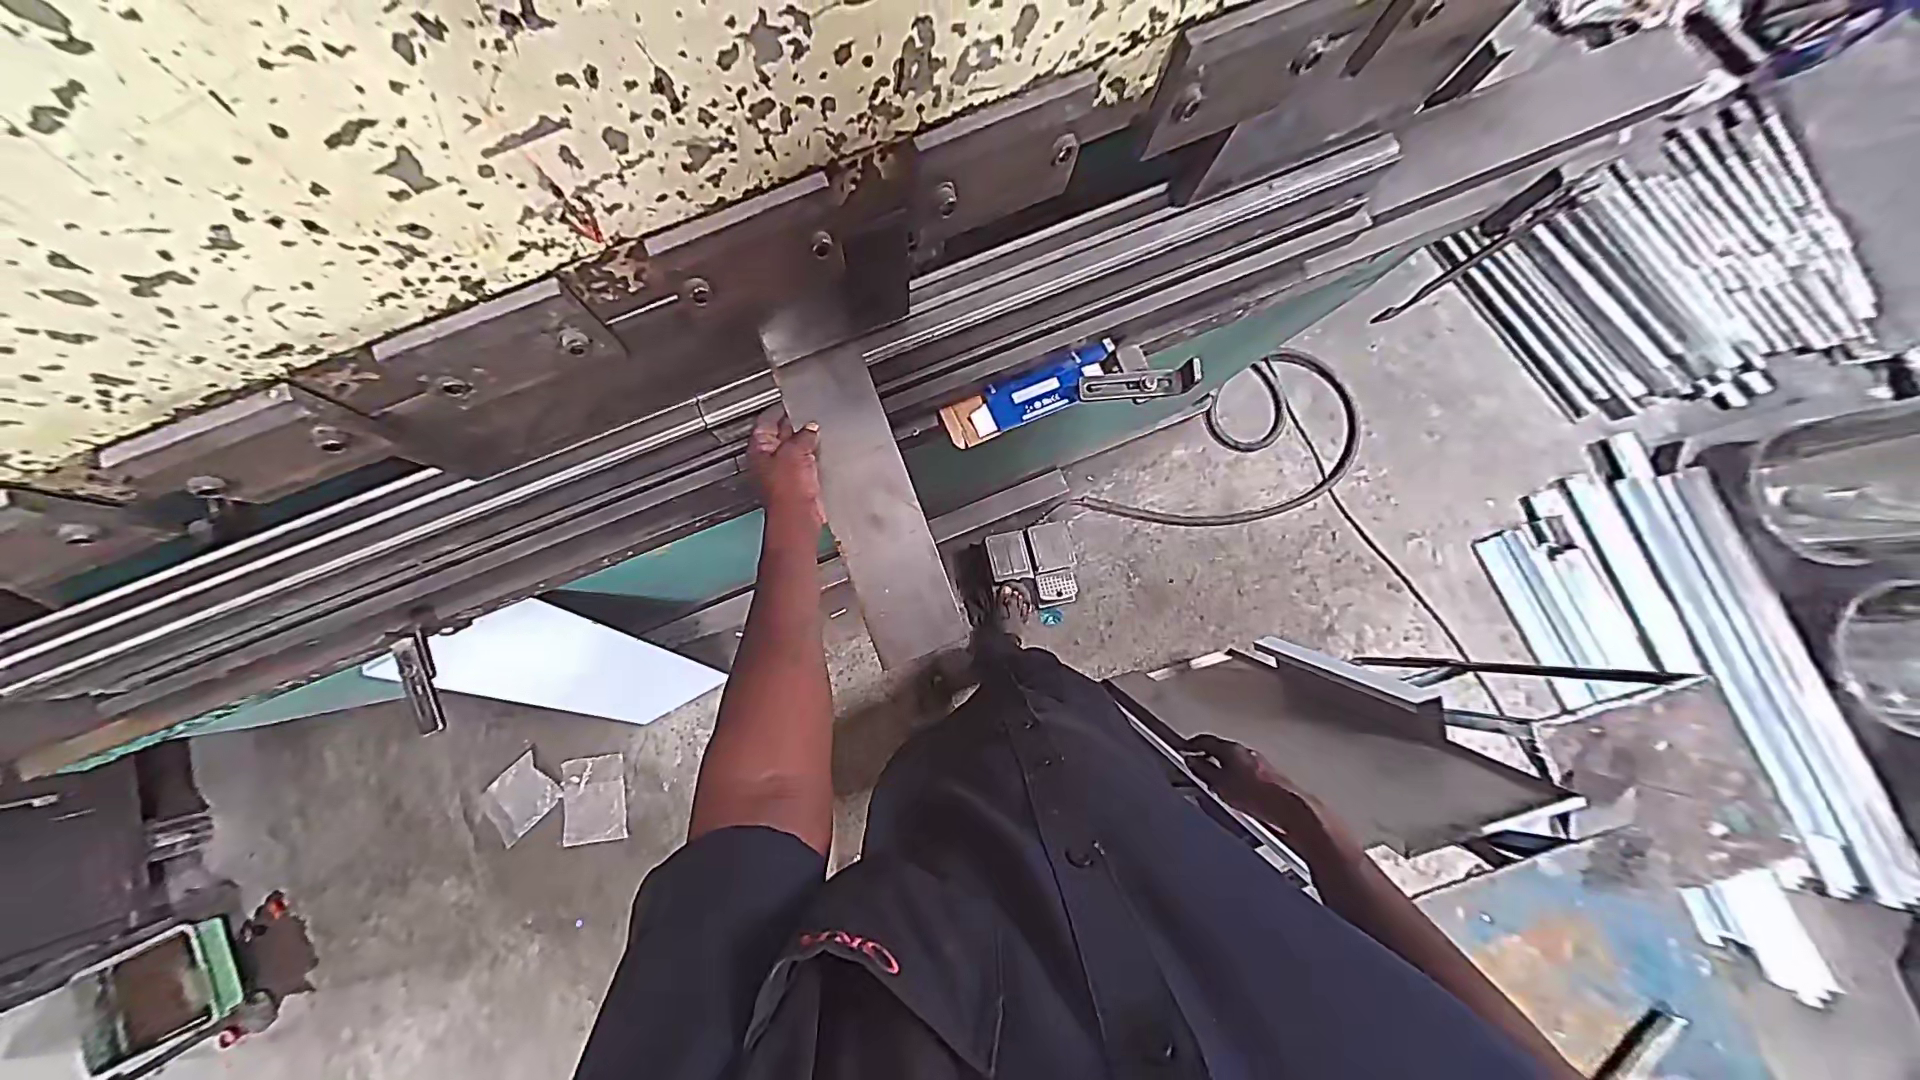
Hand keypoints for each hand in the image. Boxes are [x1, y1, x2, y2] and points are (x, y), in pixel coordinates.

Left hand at [749, 410, 824, 527]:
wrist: (798, 514)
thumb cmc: (787, 488)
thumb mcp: (795, 451)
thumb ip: (803, 435)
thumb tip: (811, 428)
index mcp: (759, 449)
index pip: (766, 421)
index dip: (779, 410)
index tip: (791, 403)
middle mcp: (768, 460)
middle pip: (780, 434)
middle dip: (795, 426)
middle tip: (809, 415)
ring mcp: (783, 471)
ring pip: (795, 449)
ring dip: (806, 442)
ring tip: (819, 431)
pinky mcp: (798, 481)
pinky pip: (806, 462)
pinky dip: (813, 456)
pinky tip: (823, 450)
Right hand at [1185, 734, 1320, 828]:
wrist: (1291, 811)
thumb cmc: (1258, 795)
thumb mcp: (1219, 784)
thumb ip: (1202, 770)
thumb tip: (1192, 761)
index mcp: (1232, 748)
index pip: (1205, 740)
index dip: (1192, 745)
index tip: (1184, 750)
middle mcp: (1247, 752)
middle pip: (1221, 750)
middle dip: (1208, 758)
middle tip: (1197, 768)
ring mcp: (1260, 765)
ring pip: (1235, 763)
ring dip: (1223, 770)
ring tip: (1215, 786)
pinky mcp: (1271, 780)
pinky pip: (1246, 776)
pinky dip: (1237, 780)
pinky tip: (1236, 795)